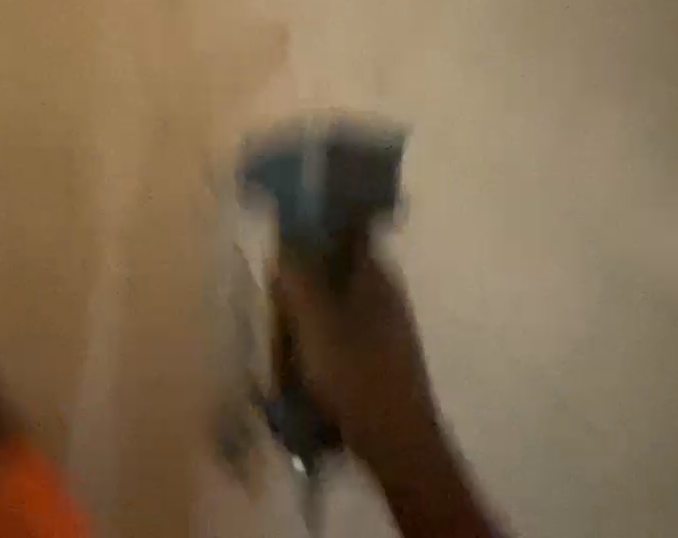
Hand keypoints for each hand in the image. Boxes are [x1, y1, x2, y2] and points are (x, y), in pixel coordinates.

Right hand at [275, 246, 501, 537]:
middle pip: (328, 271)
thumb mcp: (313, 321)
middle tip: (279, 317)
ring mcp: (386, 326)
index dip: (305, 236)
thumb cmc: (353, 375)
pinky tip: (306, 371)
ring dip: (305, 322)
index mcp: (373, 274)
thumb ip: (296, 277)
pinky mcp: (382, 356)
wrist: (398, 446)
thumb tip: (285, 241)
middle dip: (298, 291)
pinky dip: (319, 345)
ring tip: (288, 352)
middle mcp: (385, 292)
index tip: (280, 257)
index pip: (337, 232)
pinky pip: (339, 334)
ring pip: (330, 306)